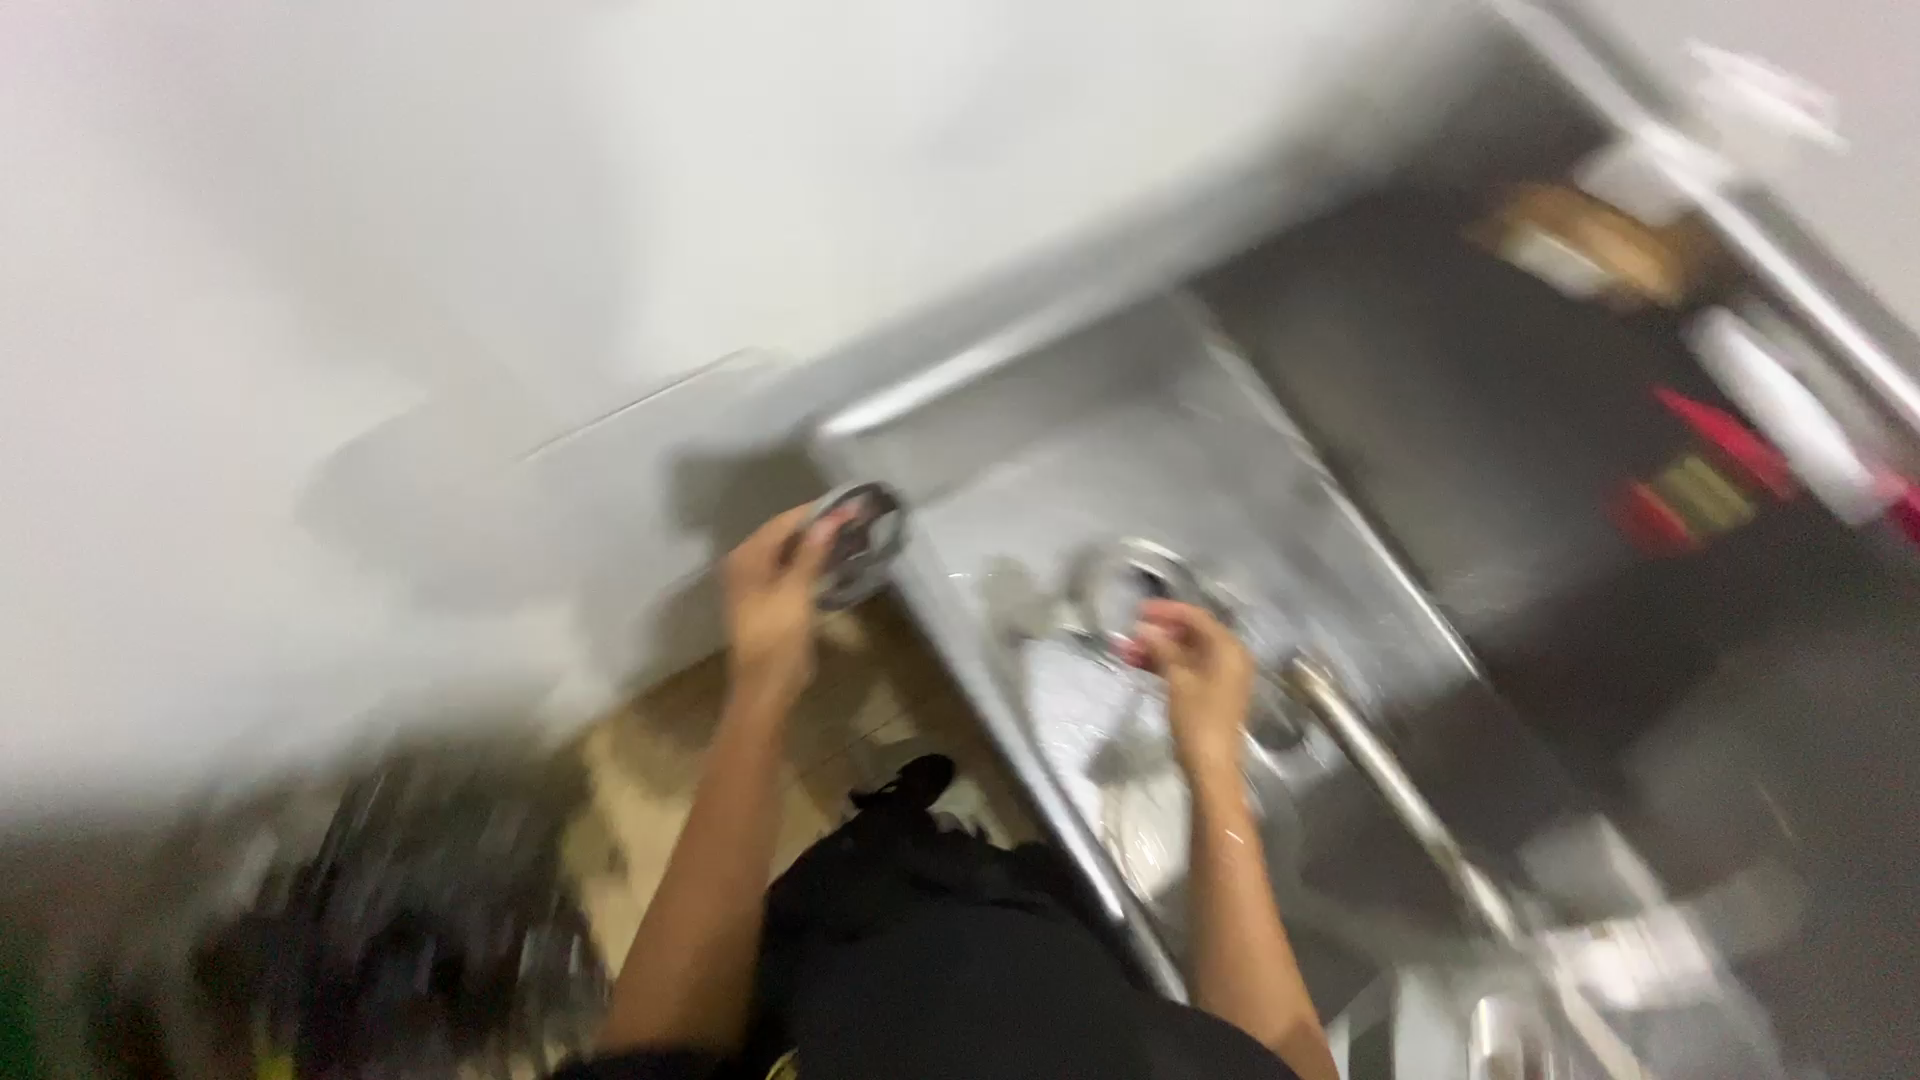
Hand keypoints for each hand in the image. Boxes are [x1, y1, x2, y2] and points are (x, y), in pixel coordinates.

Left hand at [722, 502, 845, 709]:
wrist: (766, 687)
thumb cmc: (777, 636)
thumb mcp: (796, 591)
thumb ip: (812, 552)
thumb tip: (830, 518)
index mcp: (746, 558)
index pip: (784, 523)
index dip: (817, 513)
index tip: (849, 506)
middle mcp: (746, 565)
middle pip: (784, 535)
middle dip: (817, 526)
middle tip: (853, 519)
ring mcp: (755, 584)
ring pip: (788, 553)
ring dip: (816, 544)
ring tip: (848, 535)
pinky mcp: (768, 600)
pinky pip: (789, 571)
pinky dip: (810, 563)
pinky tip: (832, 561)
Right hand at [1124, 600, 1254, 774]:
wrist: (1211, 767)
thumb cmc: (1197, 719)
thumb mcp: (1177, 679)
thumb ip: (1162, 648)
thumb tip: (1144, 628)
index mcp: (1228, 648)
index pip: (1195, 617)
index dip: (1166, 611)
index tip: (1137, 611)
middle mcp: (1229, 657)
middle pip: (1190, 634)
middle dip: (1157, 633)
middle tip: (1128, 635)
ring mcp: (1220, 675)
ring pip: (1184, 652)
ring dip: (1156, 649)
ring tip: (1125, 651)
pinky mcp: (1210, 691)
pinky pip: (1185, 668)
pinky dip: (1163, 665)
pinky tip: (1137, 664)